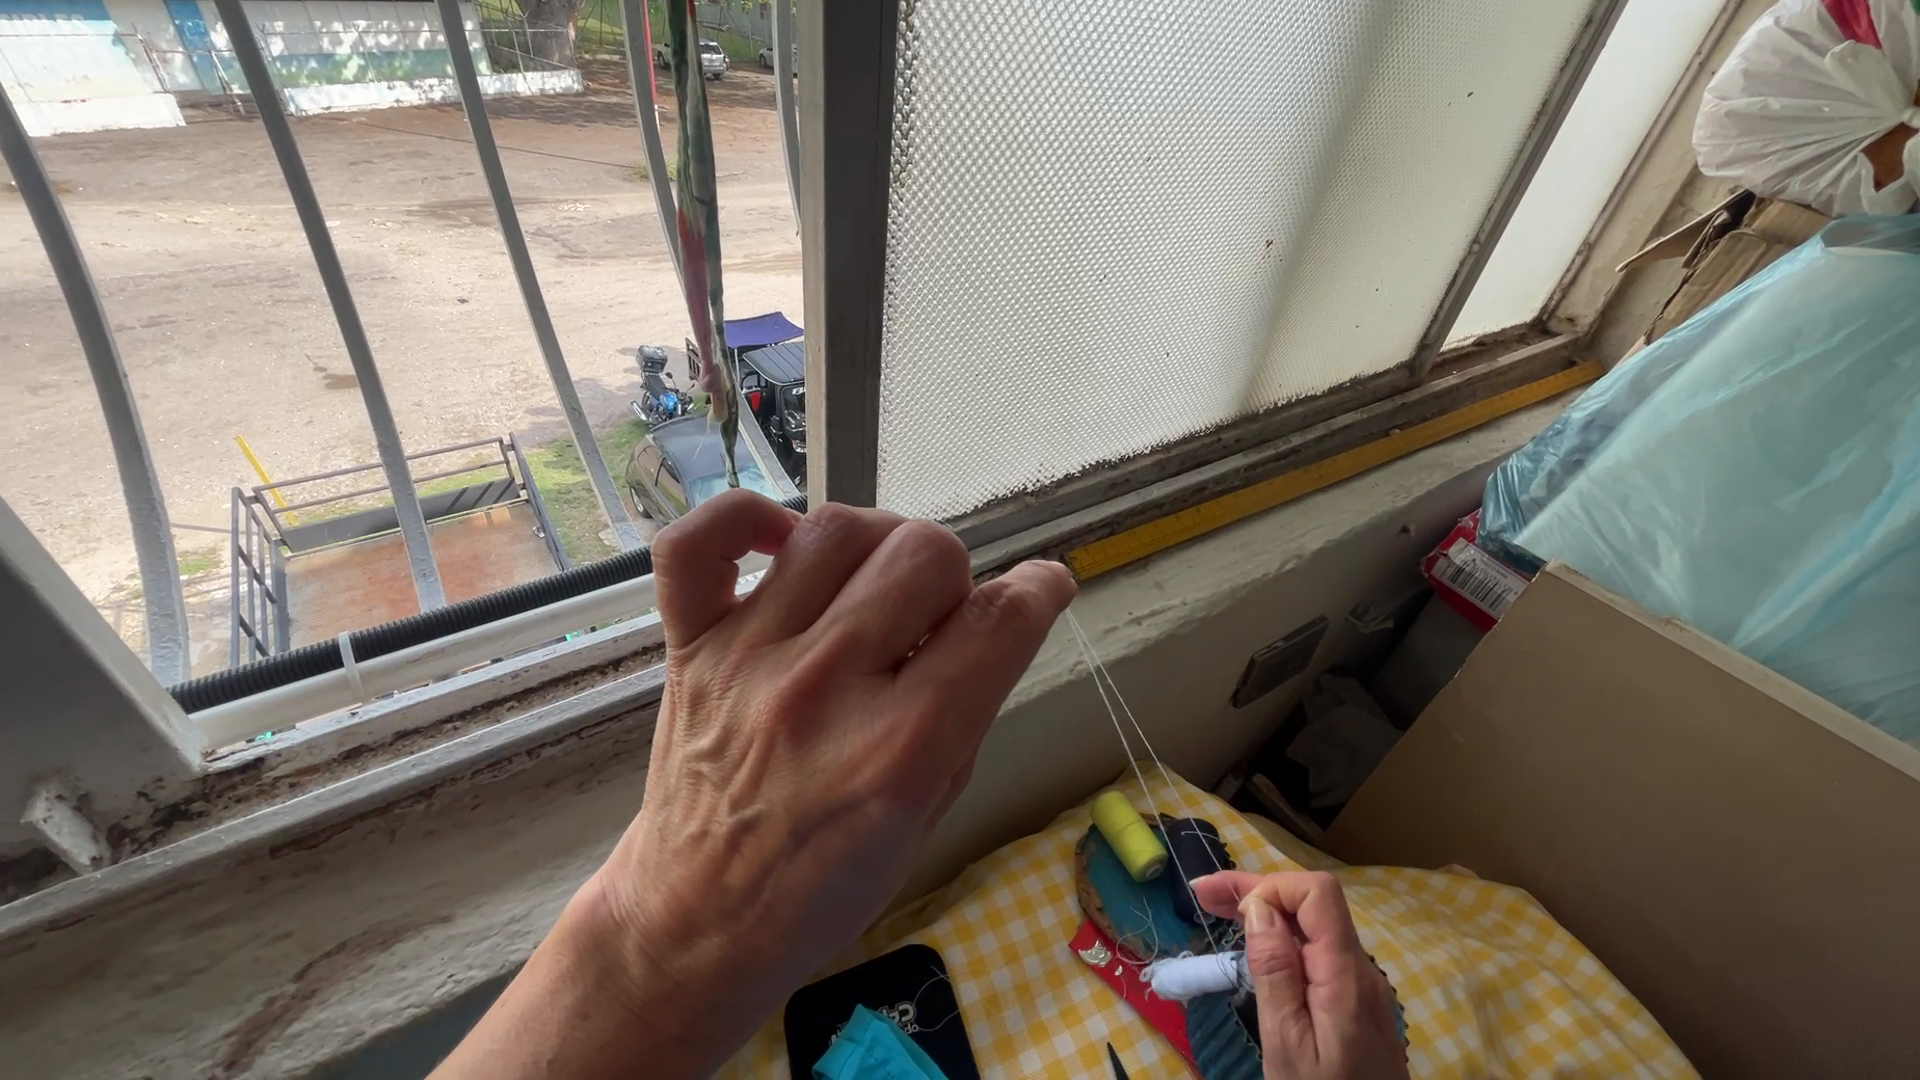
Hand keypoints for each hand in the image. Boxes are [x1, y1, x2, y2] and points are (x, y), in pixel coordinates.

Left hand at [461, 493, 1073, 1077]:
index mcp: (901, 749)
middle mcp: (825, 687)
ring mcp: (748, 658)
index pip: (999, 622)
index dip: (1040, 589)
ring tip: (875, 583)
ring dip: (881, 544)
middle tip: (936, 616)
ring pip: (837, 529)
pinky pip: (699, 542)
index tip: (1044, 585)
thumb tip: (993, 619)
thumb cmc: (826, 887)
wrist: (695, 925)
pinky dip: (743, 516)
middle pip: (925, 553)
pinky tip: (783, 541)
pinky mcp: (689, 646)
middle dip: (954, 577)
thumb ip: (968, 709)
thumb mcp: (932, 817)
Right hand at [1193, 871, 1407, 1079]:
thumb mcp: (1286, 1043)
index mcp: (1346, 975)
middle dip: (1257, 890)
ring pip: (1313, 925)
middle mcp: (1362, 971)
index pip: (1317, 893)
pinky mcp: (1357, 1004)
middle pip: (1313, 903)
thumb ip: (1275, 971)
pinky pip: (1318, 951)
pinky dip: (1281, 937)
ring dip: (1266, 911)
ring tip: (1217, 910)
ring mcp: (1363, 988)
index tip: (1230, 911)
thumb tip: (1259, 907)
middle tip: (1202, 893)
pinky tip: (1254, 946)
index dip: (1271, 887)